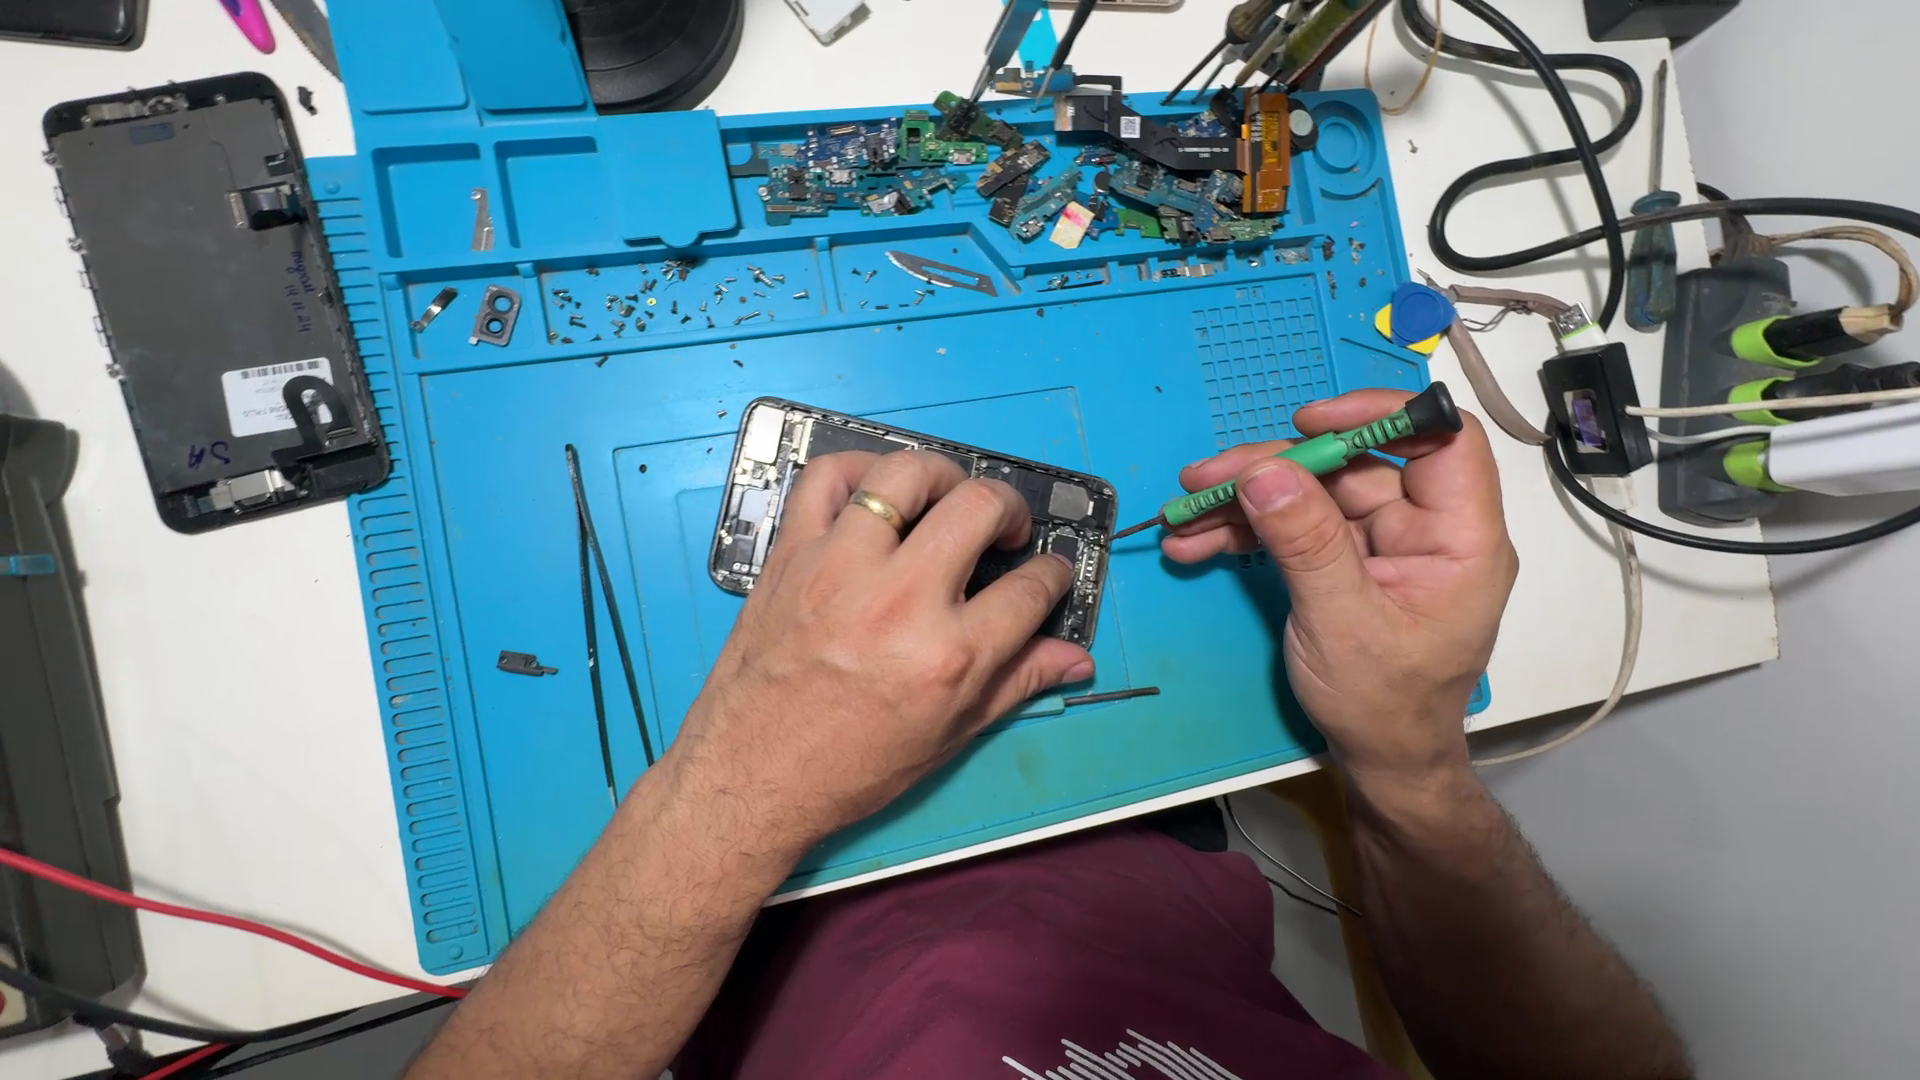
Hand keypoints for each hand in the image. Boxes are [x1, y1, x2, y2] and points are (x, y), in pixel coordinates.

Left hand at [671, 450, 1094, 852]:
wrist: (752, 775)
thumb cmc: (857, 766)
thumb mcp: (950, 735)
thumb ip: (1018, 684)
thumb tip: (1079, 658)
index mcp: (948, 657)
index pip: (1029, 590)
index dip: (1053, 575)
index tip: (1048, 573)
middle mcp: (899, 601)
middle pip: (978, 508)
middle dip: (1011, 510)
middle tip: (1004, 532)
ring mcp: (839, 569)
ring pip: (904, 477)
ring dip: (942, 476)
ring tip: (948, 499)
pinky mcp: (792, 554)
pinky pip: (824, 479)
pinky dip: (857, 470)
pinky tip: (876, 492)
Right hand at [1162, 390, 1517, 788]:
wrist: (1376, 755)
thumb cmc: (1383, 700)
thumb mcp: (1342, 623)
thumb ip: (1305, 545)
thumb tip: (1262, 474)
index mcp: (1457, 538)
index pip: (1441, 442)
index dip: (1379, 416)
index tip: (1307, 422)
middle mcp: (1419, 528)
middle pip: (1348, 467)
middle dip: (1271, 469)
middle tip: (1204, 480)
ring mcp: (1374, 543)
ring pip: (1306, 494)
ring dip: (1241, 502)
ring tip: (1183, 516)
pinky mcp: (1336, 559)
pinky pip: (1287, 527)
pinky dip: (1240, 532)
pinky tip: (1195, 542)